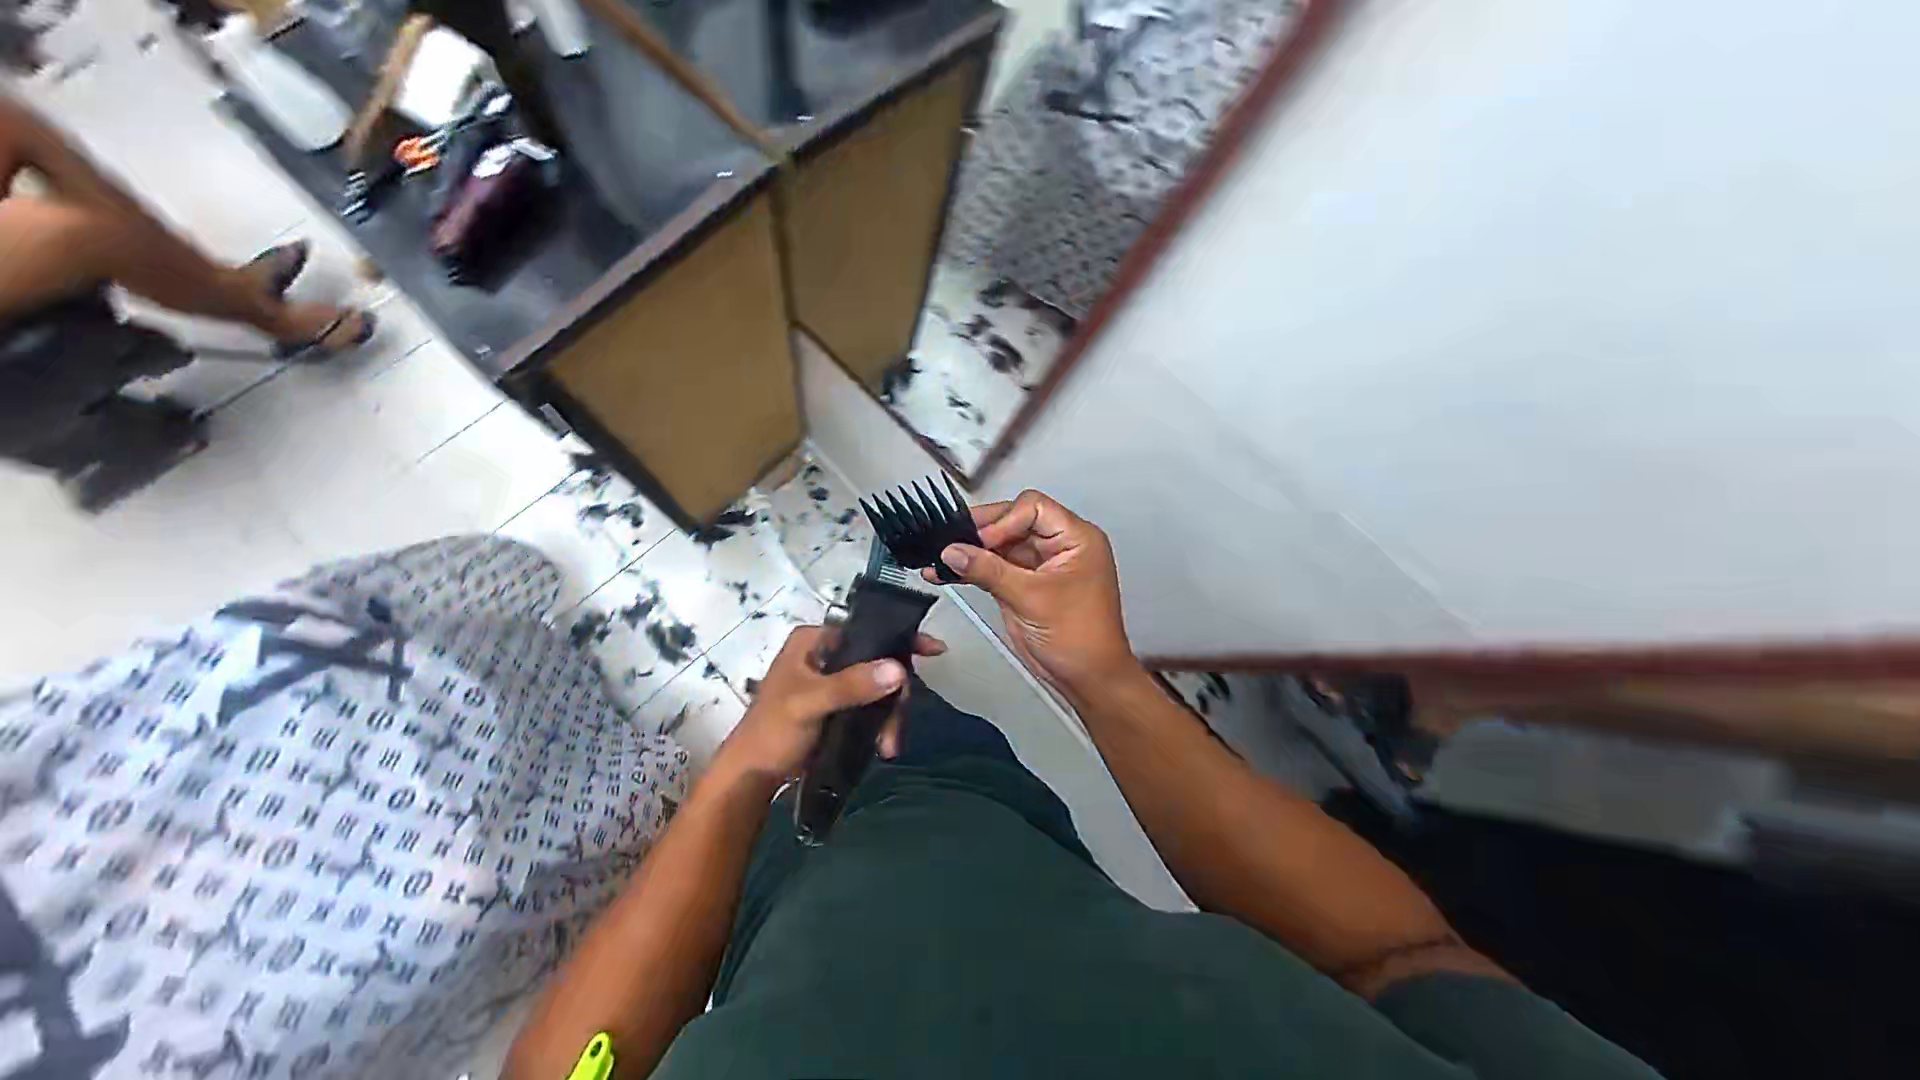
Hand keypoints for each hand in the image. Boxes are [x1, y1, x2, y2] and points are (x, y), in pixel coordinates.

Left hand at [712, 625, 945, 784]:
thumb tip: (898, 670)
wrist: (753, 776)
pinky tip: (884, 745)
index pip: (865, 630)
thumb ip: (851, 685)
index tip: (933, 650)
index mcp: (814, 641)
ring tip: (889, 745)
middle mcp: (826, 655)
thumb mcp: (810, 703)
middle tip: (898, 722)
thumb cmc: (774, 731)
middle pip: (879, 662)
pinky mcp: (839, 707)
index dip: (900, 638)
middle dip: (894, 694)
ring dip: (889, 715)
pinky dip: (882, 723)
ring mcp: (833, 682)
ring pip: (879, 687)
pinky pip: (872, 705)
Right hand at [923, 490, 1136, 691]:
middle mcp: (1060, 546)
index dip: (1003, 520)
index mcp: (1077, 538)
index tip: (981, 542)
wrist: (1087, 678)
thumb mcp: (1031, 598)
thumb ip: (989, 570)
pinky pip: (995, 566)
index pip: (1033, 508)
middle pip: (1013, 521)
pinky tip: (949, 572)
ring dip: (972, 551)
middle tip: (955, 544)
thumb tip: (956, 551)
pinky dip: (973, 569)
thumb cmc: (1083, 640)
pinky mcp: (1025, 583)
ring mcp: (1041, 564)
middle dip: (983, 533)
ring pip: (1000, 544)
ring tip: (944, 559)